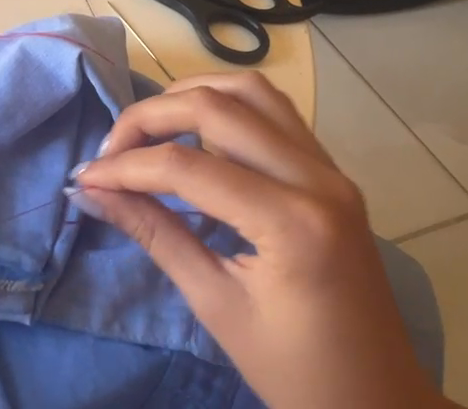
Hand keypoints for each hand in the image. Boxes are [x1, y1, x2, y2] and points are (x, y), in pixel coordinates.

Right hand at [69, 73, 456, 408]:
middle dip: (148, 118)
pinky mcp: (331, 170)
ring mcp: (330, 169)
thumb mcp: (216, 304)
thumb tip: (88, 192)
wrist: (382, 404)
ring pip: (249, 90)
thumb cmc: (298, 373)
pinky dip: (224, 104)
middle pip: (215, 107)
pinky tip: (194, 131)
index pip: (187, 167)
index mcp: (292, 223)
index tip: (84, 179)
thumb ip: (153, 233)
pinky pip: (273, 110)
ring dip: (189, 96)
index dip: (126, 167)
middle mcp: (317, 178)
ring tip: (149, 130)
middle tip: (109, 153)